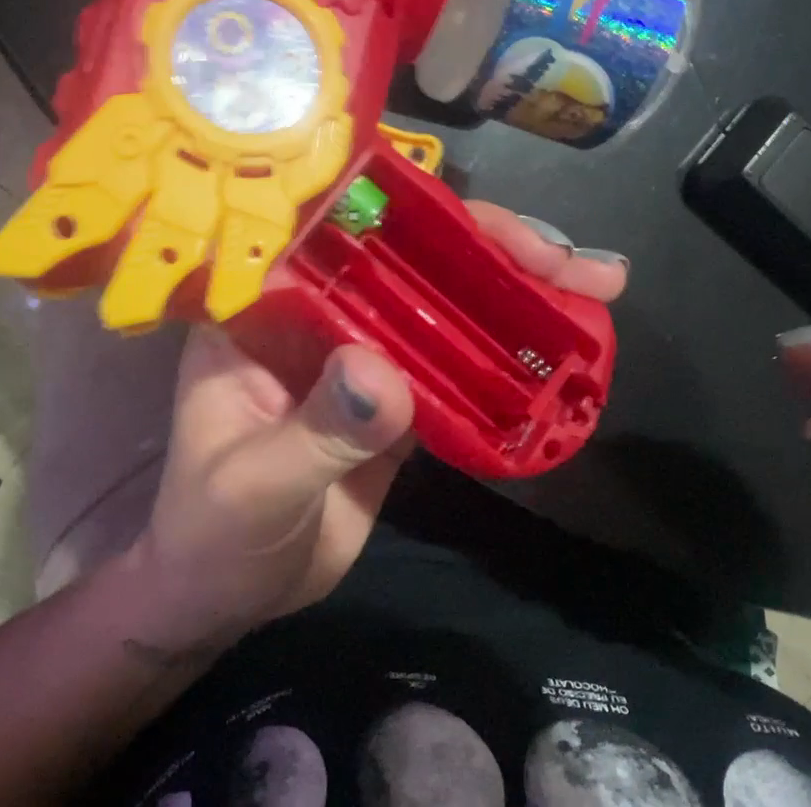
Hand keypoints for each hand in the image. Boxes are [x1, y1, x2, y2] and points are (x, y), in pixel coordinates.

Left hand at [123, 204, 626, 654]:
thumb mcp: (256, 485)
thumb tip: (387, 375)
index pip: (335, 234)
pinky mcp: (392, 397)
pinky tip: (564, 349)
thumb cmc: (214, 535)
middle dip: (490, 252)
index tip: (485, 228)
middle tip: (574, 264)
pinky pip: (455, 364)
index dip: (412, 215)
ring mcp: (356, 353)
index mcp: (259, 310)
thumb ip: (320, 430)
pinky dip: (506, 357)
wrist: (231, 594)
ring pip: (440, 304)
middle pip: (405, 258)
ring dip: (513, 296)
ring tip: (596, 286)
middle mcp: (312, 315)